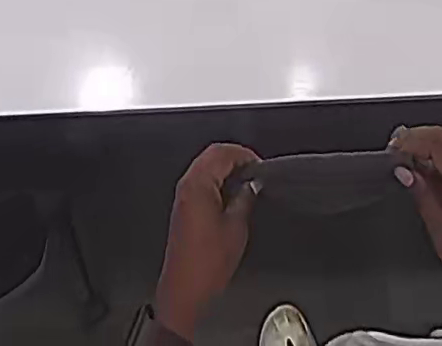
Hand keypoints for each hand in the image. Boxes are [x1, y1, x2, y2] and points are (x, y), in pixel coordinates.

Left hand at [155, 143, 259, 339]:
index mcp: (199, 183)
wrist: (185, 289)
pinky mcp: (183, 205)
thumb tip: (252, 184)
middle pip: (211, 154)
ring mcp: (183, 194)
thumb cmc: (208, 263)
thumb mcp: (235, 228)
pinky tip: (230, 191)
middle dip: (234, 156)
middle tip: (254, 168)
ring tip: (246, 178)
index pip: (221, 152)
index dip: (243, 154)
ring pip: (205, 165)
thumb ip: (244, 198)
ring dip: (225, 166)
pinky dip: (216, 177)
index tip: (259, 164)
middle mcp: (187, 183)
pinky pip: (200, 179)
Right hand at [390, 126, 441, 317]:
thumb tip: (403, 171)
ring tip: (406, 153)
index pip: (436, 144)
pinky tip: (425, 165)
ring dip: (427, 141)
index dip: (410, 141)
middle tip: (395, 147)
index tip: (392, 150)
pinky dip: (438, 151)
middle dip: (416, 135)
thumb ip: (423, 197)